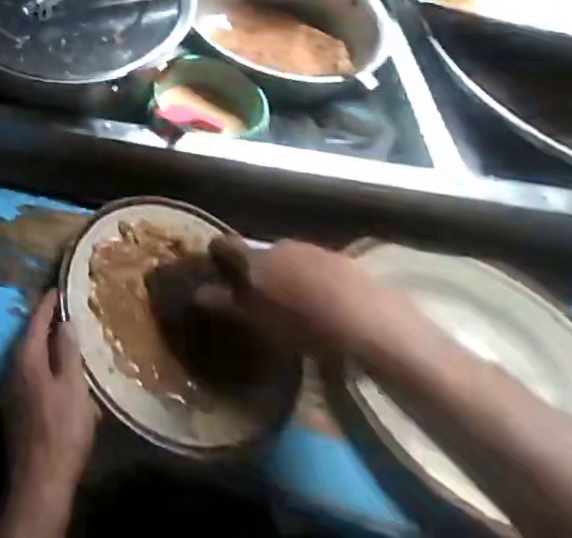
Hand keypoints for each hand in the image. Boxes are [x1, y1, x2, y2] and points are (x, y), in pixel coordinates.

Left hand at [3, 290, 96, 494]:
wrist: (39, 480)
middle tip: (67, 311)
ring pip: (31, 355)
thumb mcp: (73, 388)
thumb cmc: (61, 430)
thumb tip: (65, 321)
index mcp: (26, 357)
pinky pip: (31, 372)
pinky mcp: (16, 405)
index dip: (49, 303)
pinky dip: (45, 363)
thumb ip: (68, 352)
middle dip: (48, 322)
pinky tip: (59, 372)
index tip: (59, 288)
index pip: (37, 320)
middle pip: (31, 335)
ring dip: (47, 345)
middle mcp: (13, 366)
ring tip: (66, 338)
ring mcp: (12, 387)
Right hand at [193, 239, 411, 356]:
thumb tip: (198, 293)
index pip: (226, 246)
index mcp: (255, 257)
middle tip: (265, 297)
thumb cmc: (304, 326)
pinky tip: (331, 307)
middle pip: (262, 253)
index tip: (219, 273)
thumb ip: (227, 304)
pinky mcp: (349, 263)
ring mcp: (317, 251)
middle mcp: (282, 245)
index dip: (219, 257)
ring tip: (300, 305)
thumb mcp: (259, 322)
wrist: (373, 326)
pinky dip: (320, 282)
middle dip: (260, 270)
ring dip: (292, 276)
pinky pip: (323, 269)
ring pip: (294, 260)